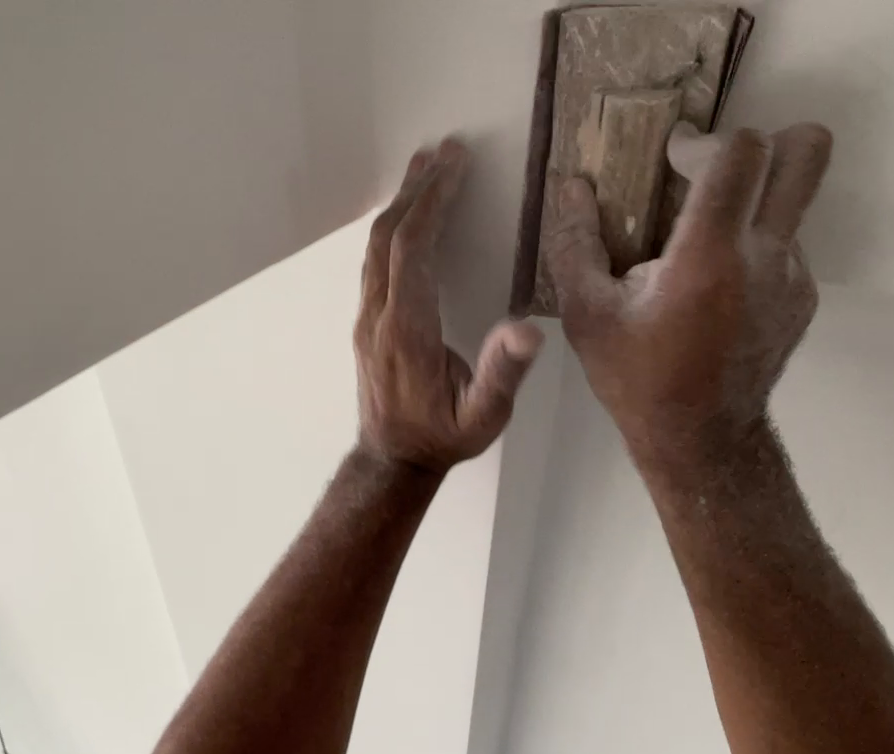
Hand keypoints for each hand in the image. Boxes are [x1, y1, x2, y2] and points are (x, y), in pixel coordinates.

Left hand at [355, 139, 543, 473]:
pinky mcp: (366, 327)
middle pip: (387, 238)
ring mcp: (367, 321)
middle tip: (442, 151)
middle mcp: (378, 318)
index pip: (412, 248)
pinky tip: (407, 221)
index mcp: (407, 330)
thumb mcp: (482, 416)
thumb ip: (501, 373)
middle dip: (416, 191)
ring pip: (374, 249)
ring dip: (400, 207)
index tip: (455, 162)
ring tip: (424, 171)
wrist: (394, 461)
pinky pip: (374, 265)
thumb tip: (527, 331)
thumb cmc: (442, 437)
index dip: (433, 201)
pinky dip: (392, 232)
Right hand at [547, 124, 831, 474]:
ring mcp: (794, 276)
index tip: (673, 165)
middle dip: (763, 143)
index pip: (742, 152)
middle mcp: (766, 255)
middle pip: (805, 150)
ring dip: (750, 205)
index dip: (705, 141)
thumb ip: (576, 245)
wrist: (699, 440)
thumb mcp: (588, 317)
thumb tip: (573, 186)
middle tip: (715, 176)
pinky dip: (752, 250)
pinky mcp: (803, 298)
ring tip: (700, 251)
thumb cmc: (637, 379)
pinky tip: (714, 293)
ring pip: (792, 201)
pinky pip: (786, 246)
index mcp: (711, 255)